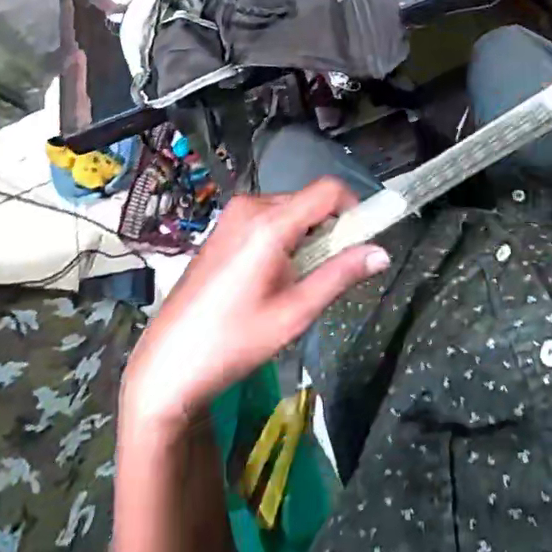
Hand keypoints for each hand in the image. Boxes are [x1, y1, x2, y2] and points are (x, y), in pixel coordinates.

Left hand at [120, 179, 388, 430]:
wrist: (169, 361)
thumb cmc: (234, 341)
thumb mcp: (295, 313)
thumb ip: (340, 276)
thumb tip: (382, 252)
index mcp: (269, 223)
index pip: (328, 190)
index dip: (354, 208)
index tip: (362, 241)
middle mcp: (250, 206)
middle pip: (309, 201)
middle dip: (329, 230)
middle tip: (327, 274)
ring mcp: (232, 215)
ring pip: (290, 210)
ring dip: (306, 236)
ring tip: (296, 282)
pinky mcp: (223, 227)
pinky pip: (268, 218)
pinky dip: (284, 238)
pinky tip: (273, 277)